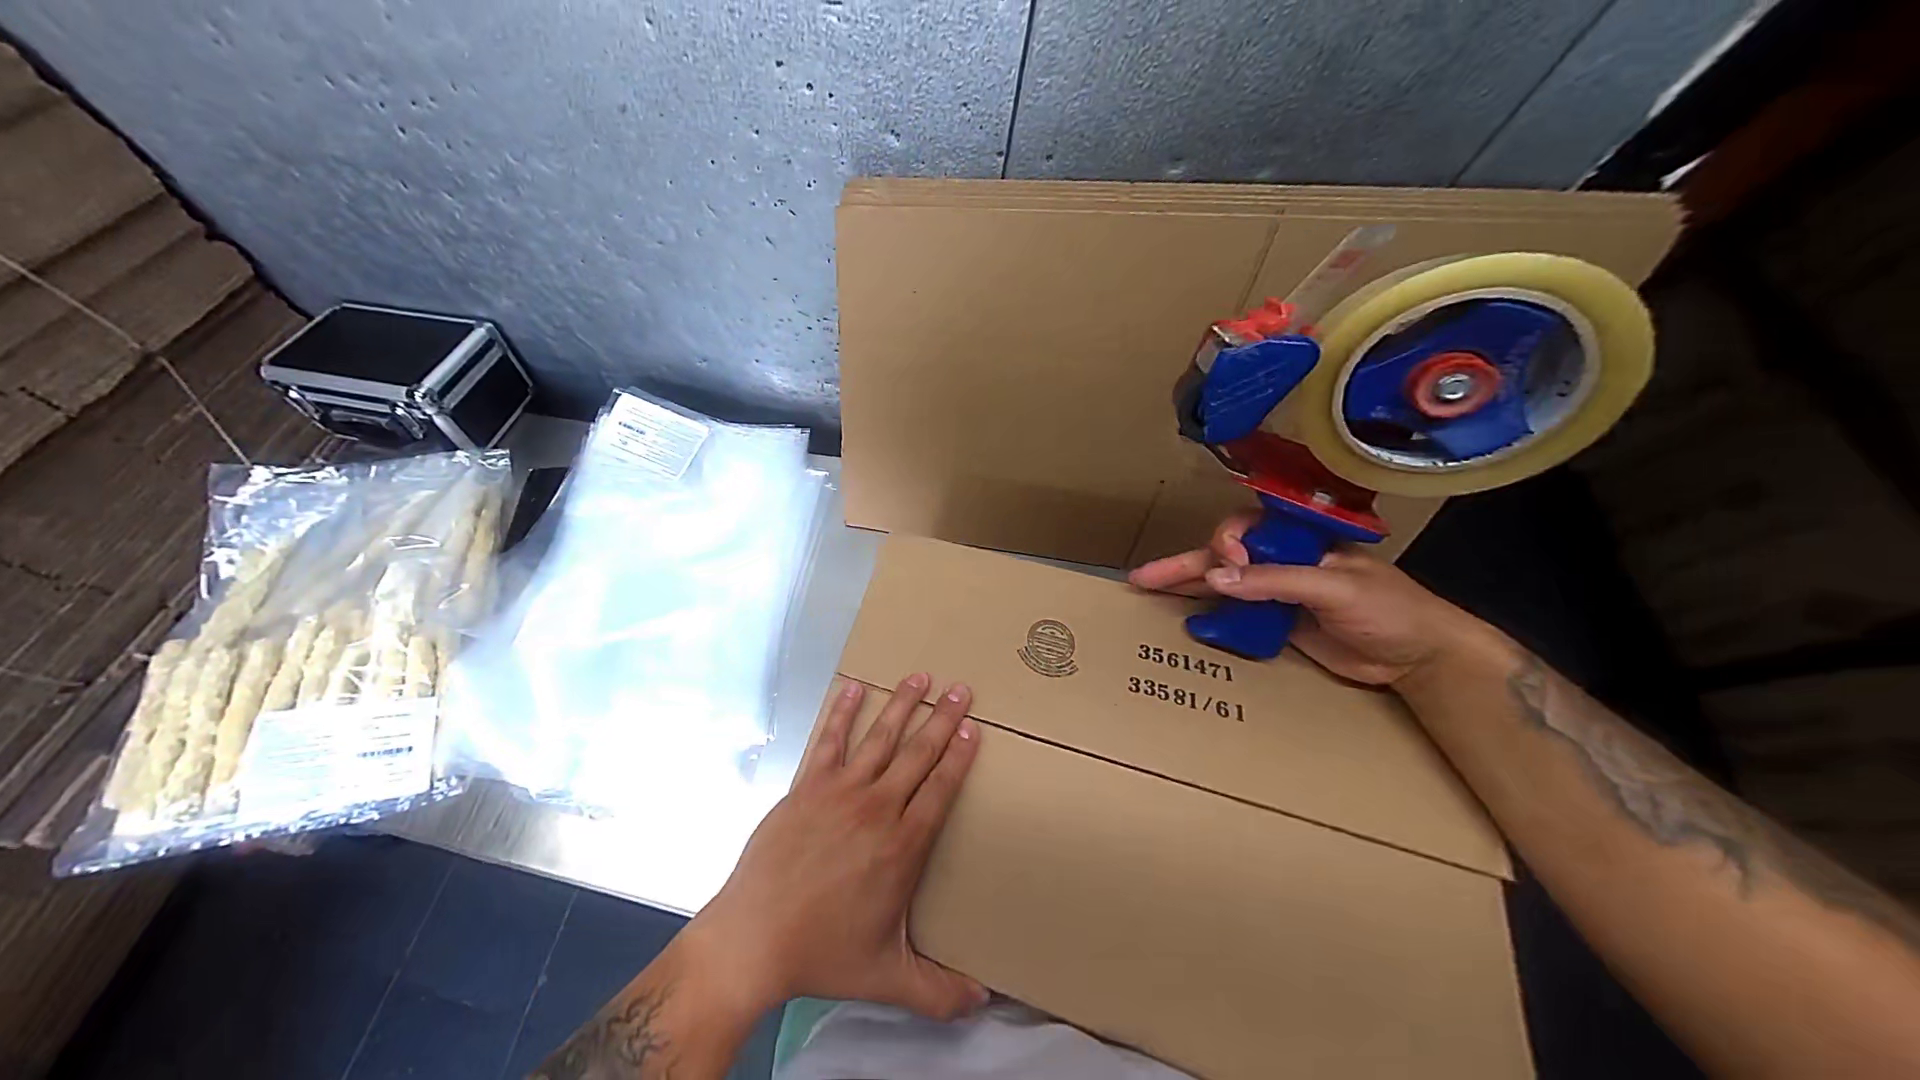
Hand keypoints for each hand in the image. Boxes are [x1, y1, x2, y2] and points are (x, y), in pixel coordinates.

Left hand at [679, 673, 987, 1019]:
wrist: (751, 940)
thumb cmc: (822, 953)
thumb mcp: (887, 978)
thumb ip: (939, 991)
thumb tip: (985, 1004)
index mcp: (902, 846)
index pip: (940, 788)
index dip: (959, 756)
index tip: (973, 728)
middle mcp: (876, 809)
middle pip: (917, 753)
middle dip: (942, 718)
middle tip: (962, 689)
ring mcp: (838, 793)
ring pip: (879, 739)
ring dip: (901, 705)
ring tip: (920, 677)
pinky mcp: (805, 788)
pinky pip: (828, 741)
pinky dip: (842, 712)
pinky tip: (854, 688)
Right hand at [1128, 511, 1491, 685]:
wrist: (1420, 658)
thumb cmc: (1391, 609)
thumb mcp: (1334, 587)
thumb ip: (1274, 579)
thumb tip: (1216, 576)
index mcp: (1298, 541)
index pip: (1245, 530)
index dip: (1226, 542)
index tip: (1226, 561)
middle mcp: (1280, 562)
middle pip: (1221, 557)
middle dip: (1182, 565)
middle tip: (1143, 577)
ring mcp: (1275, 594)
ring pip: (1221, 585)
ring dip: (1186, 588)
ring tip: (1147, 591)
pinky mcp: (1276, 624)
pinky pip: (1234, 616)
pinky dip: (1209, 617)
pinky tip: (1185, 620)